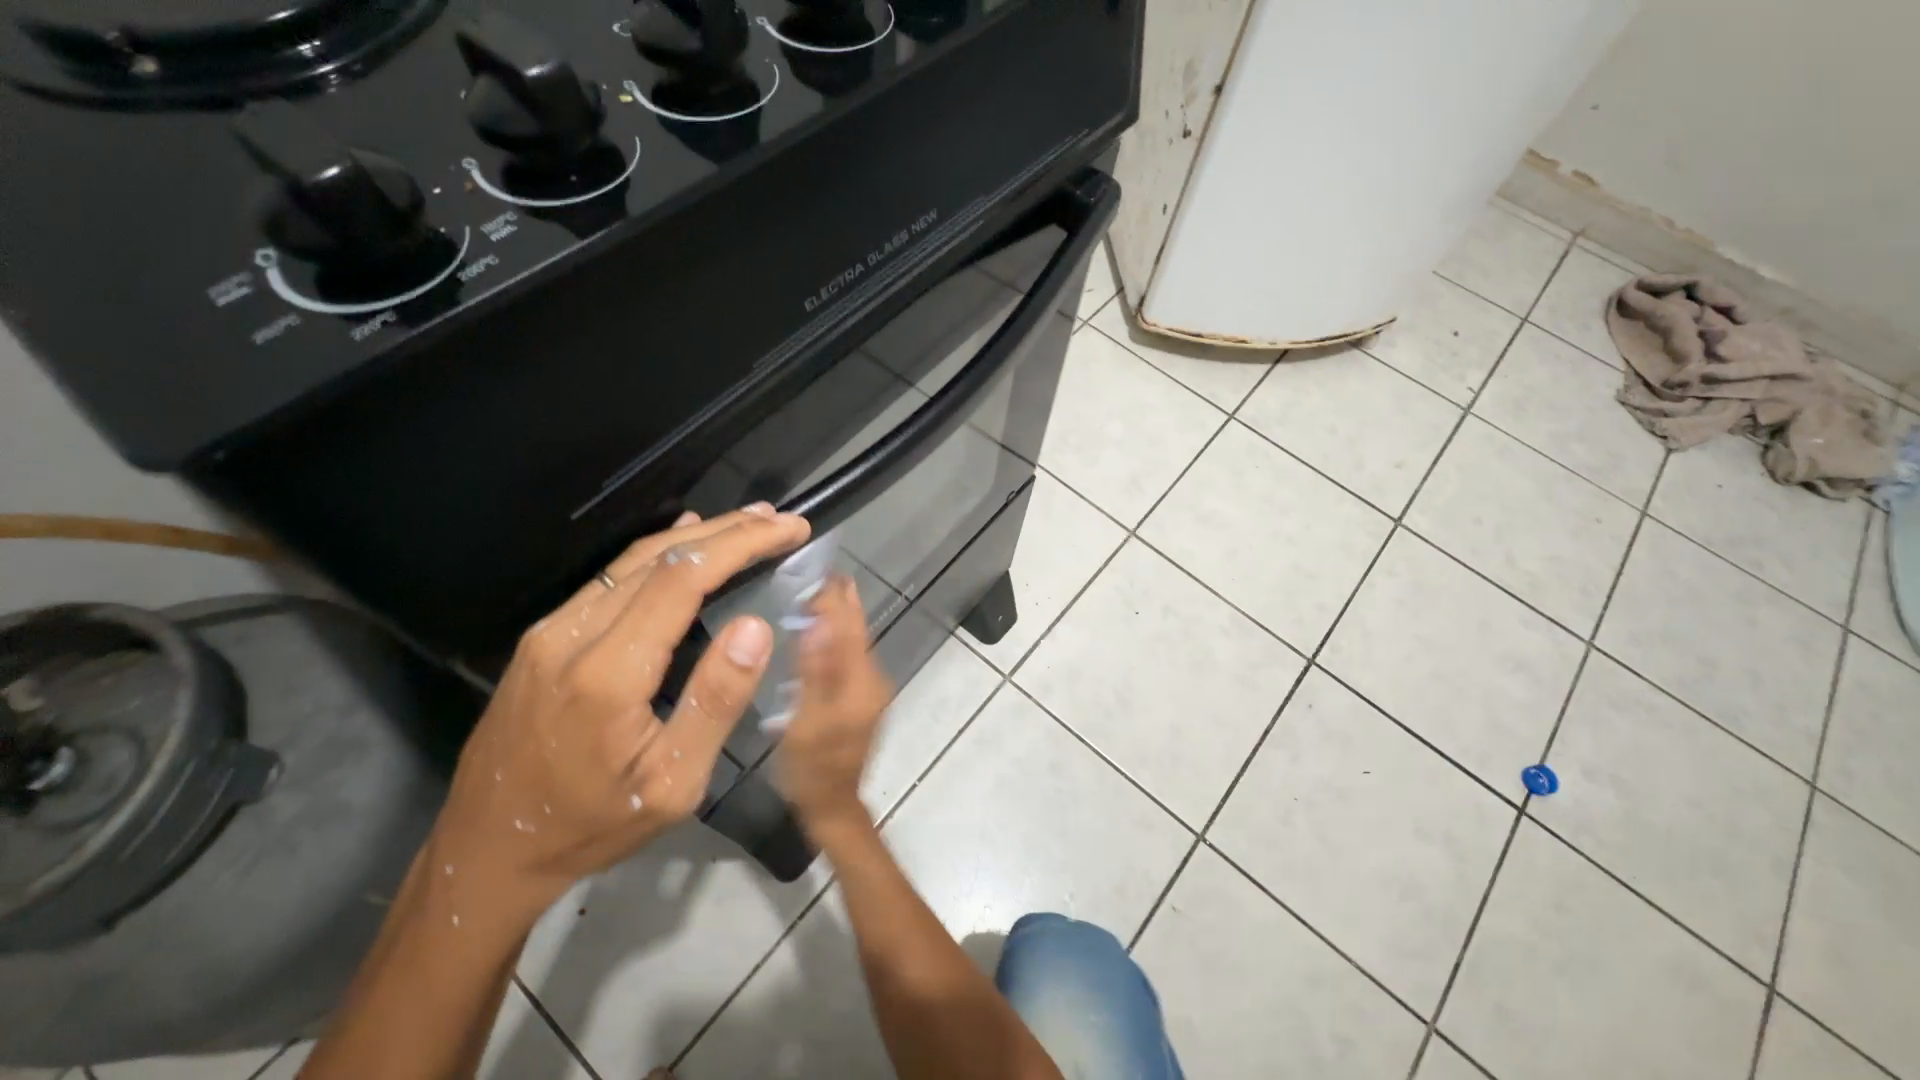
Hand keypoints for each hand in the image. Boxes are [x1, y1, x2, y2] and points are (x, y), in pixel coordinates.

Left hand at [430, 505, 809, 902]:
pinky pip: (607, 581)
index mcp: (609, 671)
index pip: (683, 578)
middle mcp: (572, 635)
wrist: (488, 848)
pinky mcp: (541, 640)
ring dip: (694, 537)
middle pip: (657, 557)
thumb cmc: (592, 824)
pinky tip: (682, 546)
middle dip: (726, 530)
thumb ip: (715, 703)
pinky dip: (656, 557)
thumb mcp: (671, 785)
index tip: (789, 529)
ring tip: (745, 525)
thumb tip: (756, 627)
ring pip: (629, 562)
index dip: (741, 544)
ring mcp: (550, 633)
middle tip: (779, 519)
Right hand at [776, 575, 895, 836]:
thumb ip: (814, 670)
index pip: (849, 626)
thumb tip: (818, 621)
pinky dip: (835, 640)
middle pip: (855, 631)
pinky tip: (817, 633)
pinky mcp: (861, 700)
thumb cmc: (813, 768)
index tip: (817, 570)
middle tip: (817, 573)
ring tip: (813, 594)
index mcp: (860, 682)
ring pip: (853, 643)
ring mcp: (869, 690)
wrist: (833, 808)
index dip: (834, 598)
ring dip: (837, 619)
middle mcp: (872, 680)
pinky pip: (849, 658)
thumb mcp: (806, 720)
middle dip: (839, 603)